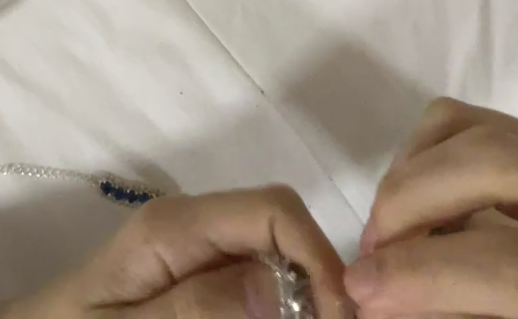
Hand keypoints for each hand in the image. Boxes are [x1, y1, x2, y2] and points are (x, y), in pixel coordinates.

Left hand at [0, 186, 350, 318]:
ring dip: (299, 296)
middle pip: (280, 227)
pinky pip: (249, 275)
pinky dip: (273, 305)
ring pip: (272, 253)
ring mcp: (194, 244)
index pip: (273, 209)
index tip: (340, 318)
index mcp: (177, 226)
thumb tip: (285, 282)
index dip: (319, 256)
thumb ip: (203, 306)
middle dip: (317, 280)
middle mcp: (192, 222)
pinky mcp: (194, 269)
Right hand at [345, 99, 517, 318]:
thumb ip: (455, 314)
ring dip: (413, 168)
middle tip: (369, 245)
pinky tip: (423, 200)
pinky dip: (430, 149)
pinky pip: (477, 120)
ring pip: (476, 127)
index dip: (422, 273)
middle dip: (410, 200)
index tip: (359, 288)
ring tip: (392, 224)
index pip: (512, 266)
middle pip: (494, 164)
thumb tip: (370, 296)